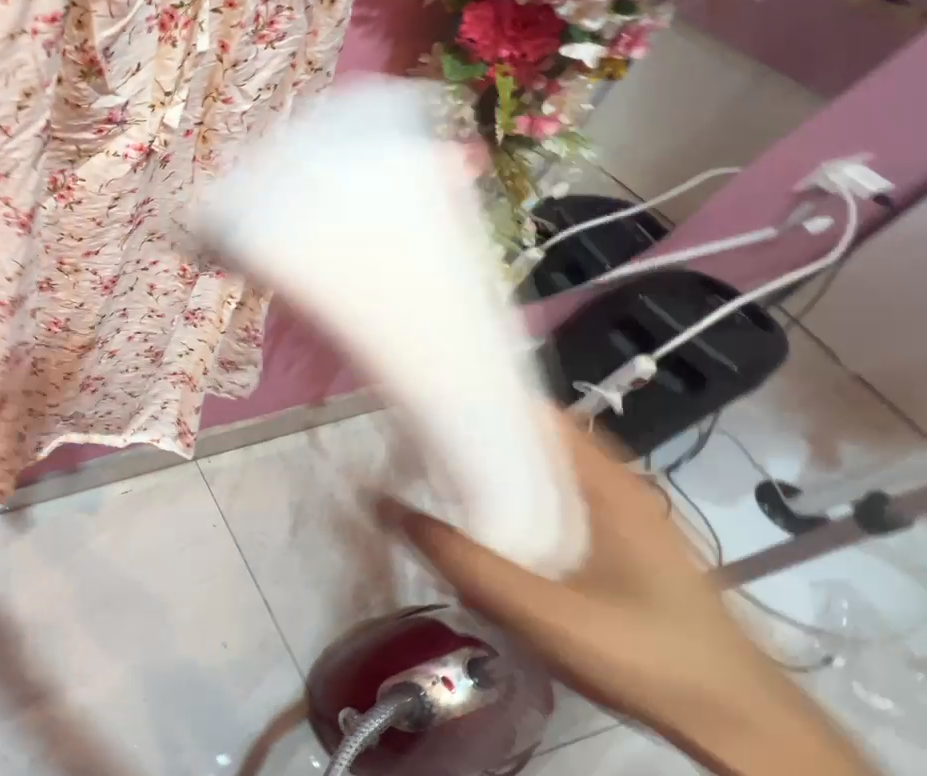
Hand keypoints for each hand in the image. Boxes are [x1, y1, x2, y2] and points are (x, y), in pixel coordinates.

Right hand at [383, 418, 870, 774]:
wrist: (737, 723)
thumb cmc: (646, 656)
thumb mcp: (543, 612)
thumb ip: (465, 562)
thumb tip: (385, 507)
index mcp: (606, 484)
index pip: (535, 413)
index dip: (479, 399)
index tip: (424, 404)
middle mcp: (615, 488)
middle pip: (531, 441)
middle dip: (474, 440)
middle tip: (416, 451)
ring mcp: (621, 518)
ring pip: (540, 476)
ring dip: (492, 476)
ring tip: (437, 486)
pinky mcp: (619, 548)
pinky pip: (552, 505)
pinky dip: (513, 504)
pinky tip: (485, 534)